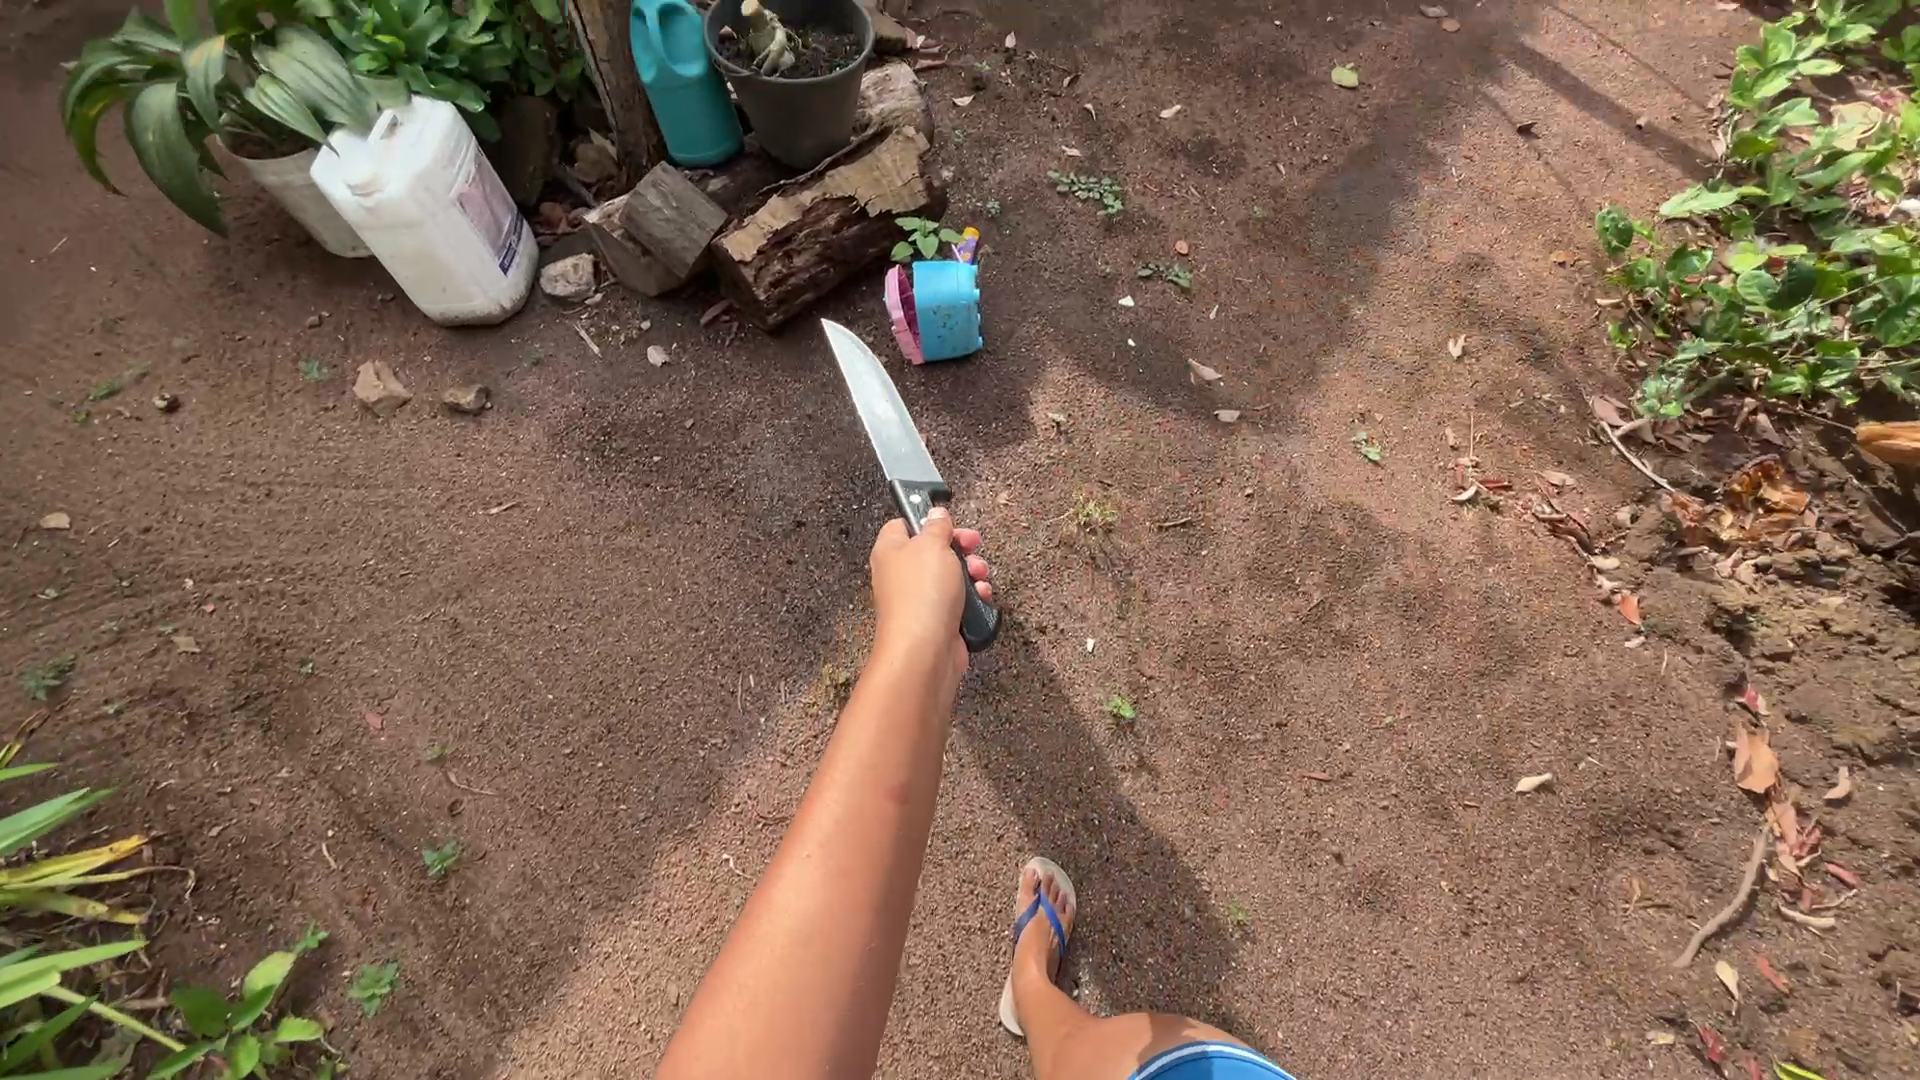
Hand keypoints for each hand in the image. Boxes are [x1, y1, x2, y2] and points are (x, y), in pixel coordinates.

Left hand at [868, 508, 990, 670]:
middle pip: (933, 550)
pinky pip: (959, 602)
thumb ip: (937, 526)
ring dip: (971, 572)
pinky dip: (973, 598)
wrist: (926, 649)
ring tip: (979, 574)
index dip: (927, 520)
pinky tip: (980, 597)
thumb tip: (937, 514)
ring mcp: (919, 599)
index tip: (947, 521)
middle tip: (972, 545)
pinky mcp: (937, 620)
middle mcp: (901, 575)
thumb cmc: (921, 595)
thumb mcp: (932, 545)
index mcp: (891, 551)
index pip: (903, 524)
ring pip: (950, 576)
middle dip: (959, 547)